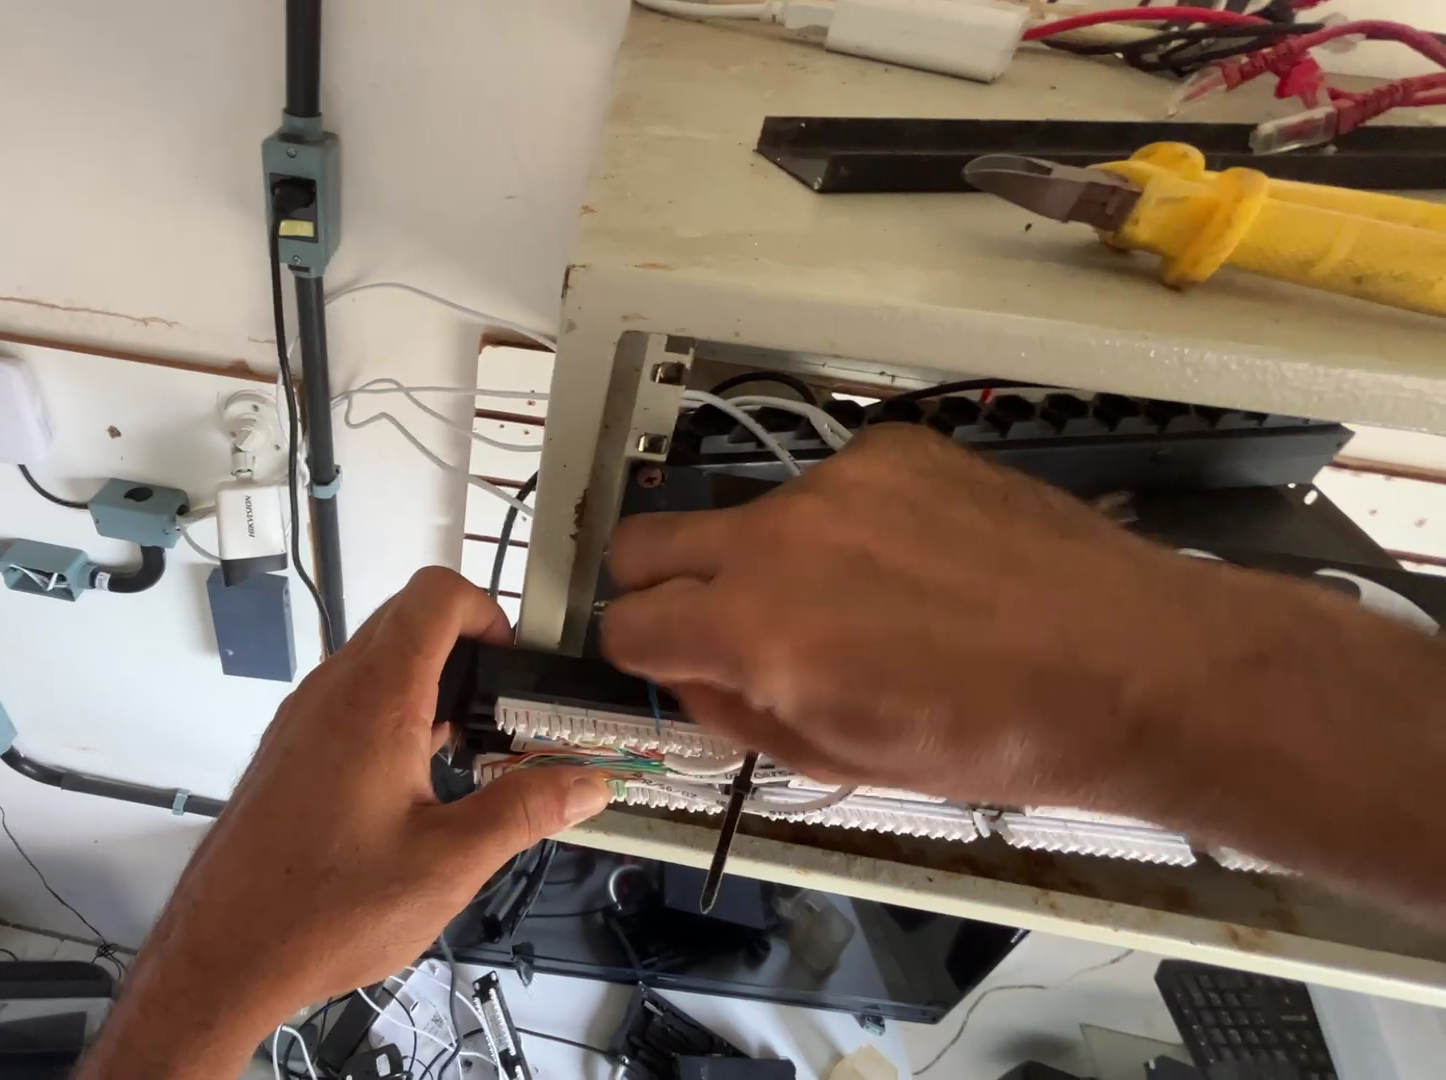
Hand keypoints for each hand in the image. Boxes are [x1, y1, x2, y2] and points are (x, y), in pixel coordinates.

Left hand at [79, 568, 609, 1079]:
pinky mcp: (293, 739)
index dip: (486, 610)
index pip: (435, 595)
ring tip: (463, 744)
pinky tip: (413, 771)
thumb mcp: (447, 863)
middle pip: (409, 615)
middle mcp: (335, 689)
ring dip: (430, 675)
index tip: (512, 661)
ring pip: (379, 651)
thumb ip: (525, 810)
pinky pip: (352, 689)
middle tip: (499, 706)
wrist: (220, 955)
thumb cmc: (323, 909)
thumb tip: (585, 781)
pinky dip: (394, 702)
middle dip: (466, 643)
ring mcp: (307, 711)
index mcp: (378, 699)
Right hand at [600, 424, 1374, 810]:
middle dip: (652, 584)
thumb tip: (684, 673)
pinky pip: (825, 485)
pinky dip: (842, 522)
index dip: (635, 651)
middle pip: (639, 541)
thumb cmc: (984, 740)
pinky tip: (910, 554)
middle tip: (709, 614)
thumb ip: (730, 713)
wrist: (1141, 664)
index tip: (665, 658)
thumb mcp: (837, 759)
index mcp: (750, 630)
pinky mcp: (887, 447)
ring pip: (740, 517)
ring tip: (853, 591)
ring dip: (764, 558)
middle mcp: (769, 540)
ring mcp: (828, 482)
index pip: (625, 625)